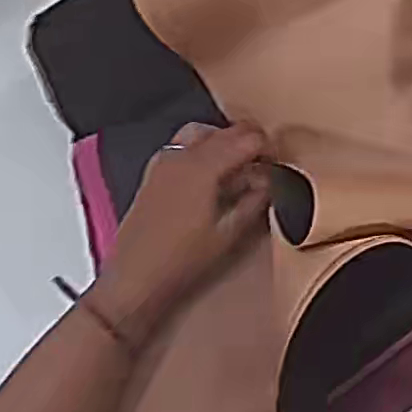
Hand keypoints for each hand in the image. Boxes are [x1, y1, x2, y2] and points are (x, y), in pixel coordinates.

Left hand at [87, 122, 270, 342]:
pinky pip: (182, 143)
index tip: (278, 164)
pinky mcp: (153, 172)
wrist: (134, 281)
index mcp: (205, 167)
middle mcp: (183, 156)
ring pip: (203, 131)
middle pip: (227, 131)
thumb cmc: (184, 259)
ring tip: (238, 162)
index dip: (269, 148)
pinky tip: (208, 170)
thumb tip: (269, 179)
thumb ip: (256, 198)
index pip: (248, 139)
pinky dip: (201, 146)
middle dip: (251, 142)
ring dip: (225, 140)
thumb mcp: (230, 232)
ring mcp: (164, 161)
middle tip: (265, 164)